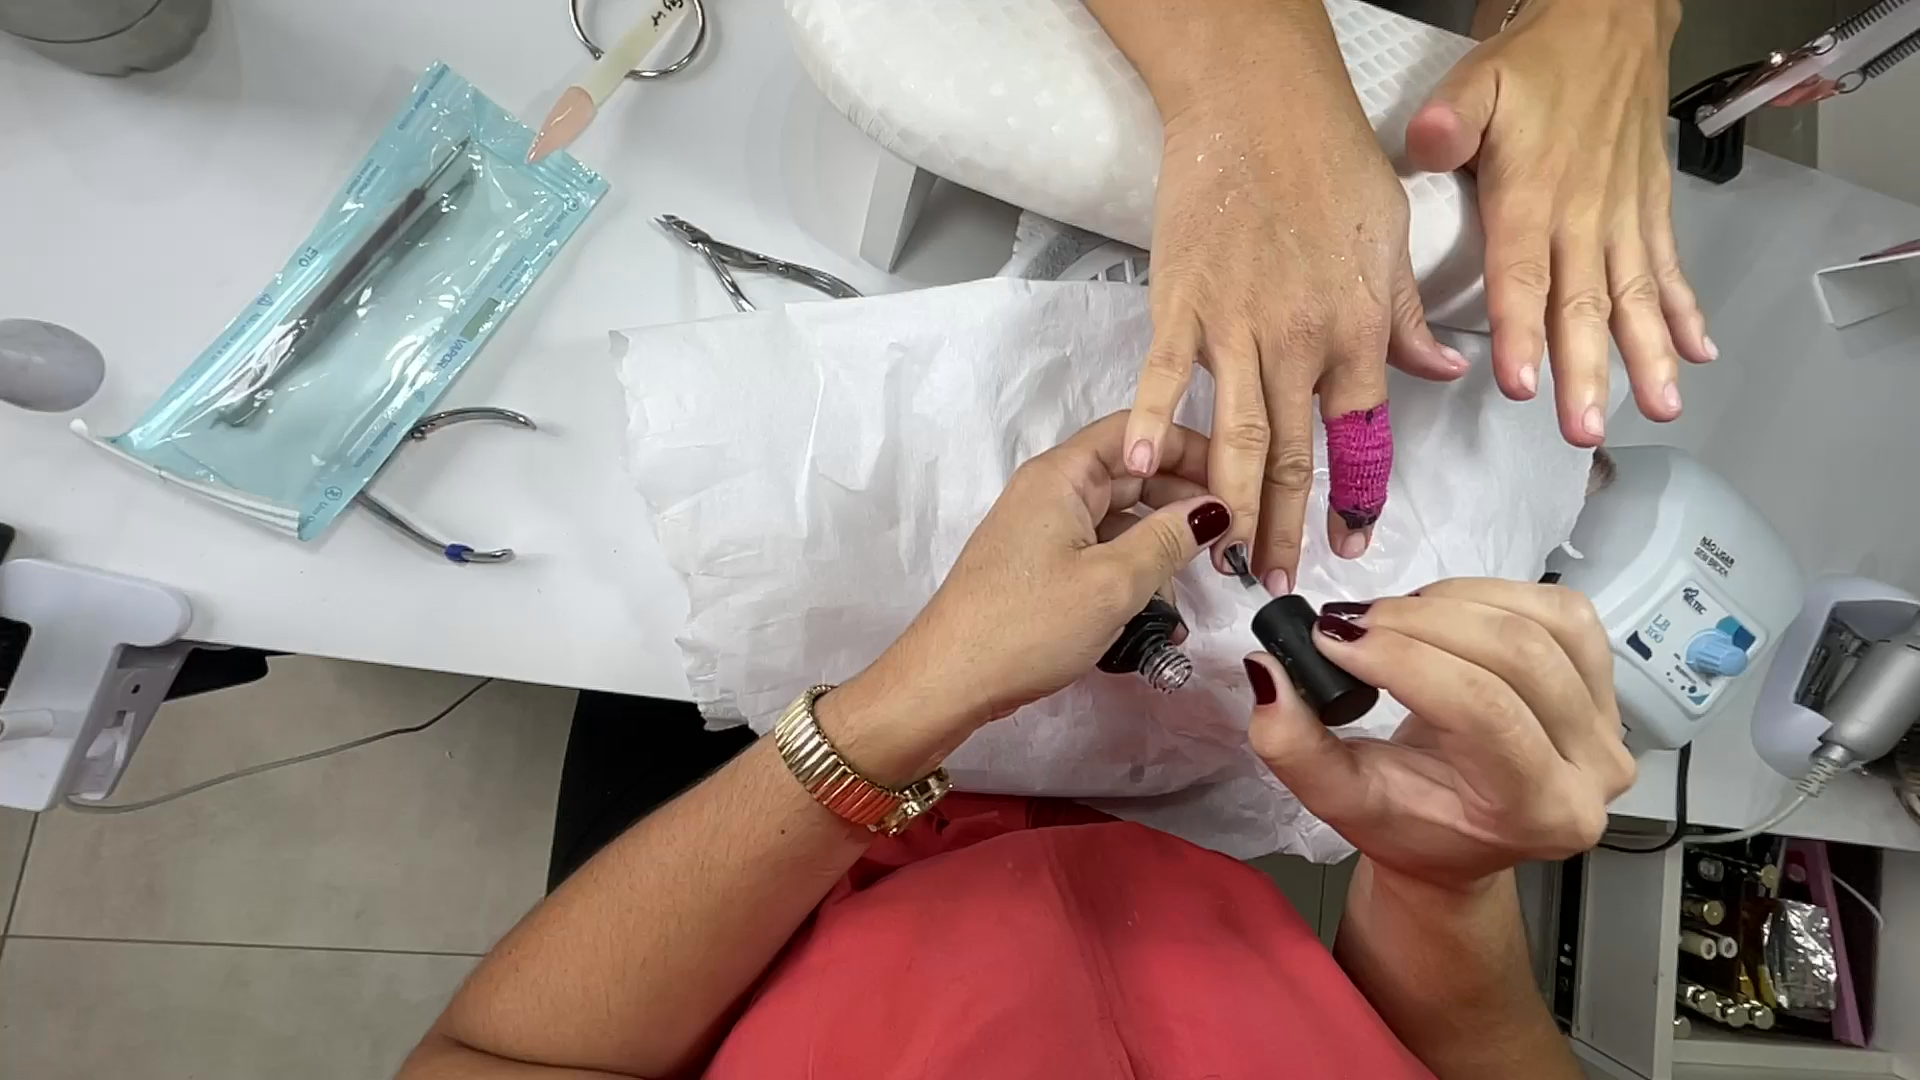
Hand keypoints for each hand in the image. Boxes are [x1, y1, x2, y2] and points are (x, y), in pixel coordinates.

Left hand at [823, 414, 1227, 779]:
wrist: (952, 678)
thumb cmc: (1029, 624)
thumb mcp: (1112, 582)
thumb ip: (1168, 539)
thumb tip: (1215, 509)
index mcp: (1062, 474)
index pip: (1137, 430)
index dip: (1191, 446)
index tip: (1238, 478)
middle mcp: (1052, 489)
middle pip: (1133, 473)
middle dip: (1185, 499)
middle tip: (1234, 534)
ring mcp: (1046, 528)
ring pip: (1120, 516)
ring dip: (1162, 541)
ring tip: (1206, 573)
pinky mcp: (1044, 564)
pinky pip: (1100, 549)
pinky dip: (1133, 568)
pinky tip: (1162, 606)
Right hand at [1125, 78, 1468, 595]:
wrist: (1259, 106)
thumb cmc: (1330, 165)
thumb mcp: (1392, 237)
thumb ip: (1409, 318)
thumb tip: (1446, 375)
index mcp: (1358, 328)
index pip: (1359, 435)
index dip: (1354, 498)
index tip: (1349, 546)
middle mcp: (1302, 342)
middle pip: (1294, 454)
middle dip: (1286, 525)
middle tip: (1276, 580)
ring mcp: (1236, 329)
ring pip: (1236, 434)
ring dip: (1231, 503)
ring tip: (1224, 557)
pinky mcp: (1180, 308)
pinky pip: (1164, 376)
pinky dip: (1147, 421)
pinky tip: (1136, 469)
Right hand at [1245, 579, 1636, 892]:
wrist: (1459, 832)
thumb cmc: (1399, 822)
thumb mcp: (1331, 795)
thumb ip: (1290, 742)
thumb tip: (1267, 669)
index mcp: (1533, 810)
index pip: (1481, 708)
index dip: (1399, 657)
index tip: (1328, 638)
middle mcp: (1593, 770)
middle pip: (1517, 653)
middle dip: (1416, 620)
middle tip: (1348, 623)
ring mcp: (1611, 725)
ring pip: (1544, 623)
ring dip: (1451, 601)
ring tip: (1390, 617)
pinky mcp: (1605, 686)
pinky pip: (1563, 613)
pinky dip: (1490, 594)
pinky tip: (1441, 611)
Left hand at [1412, 0, 1712, 446]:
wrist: (1611, 21)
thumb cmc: (1532, 64)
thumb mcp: (1477, 83)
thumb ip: (1451, 119)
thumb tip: (1429, 142)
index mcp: (1532, 199)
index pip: (1522, 278)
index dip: (1522, 333)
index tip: (1526, 386)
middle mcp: (1583, 217)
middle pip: (1584, 305)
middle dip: (1587, 370)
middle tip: (1586, 429)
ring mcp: (1621, 216)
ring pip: (1633, 297)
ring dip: (1646, 355)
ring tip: (1658, 407)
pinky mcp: (1646, 209)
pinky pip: (1667, 266)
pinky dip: (1683, 310)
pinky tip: (1698, 352)